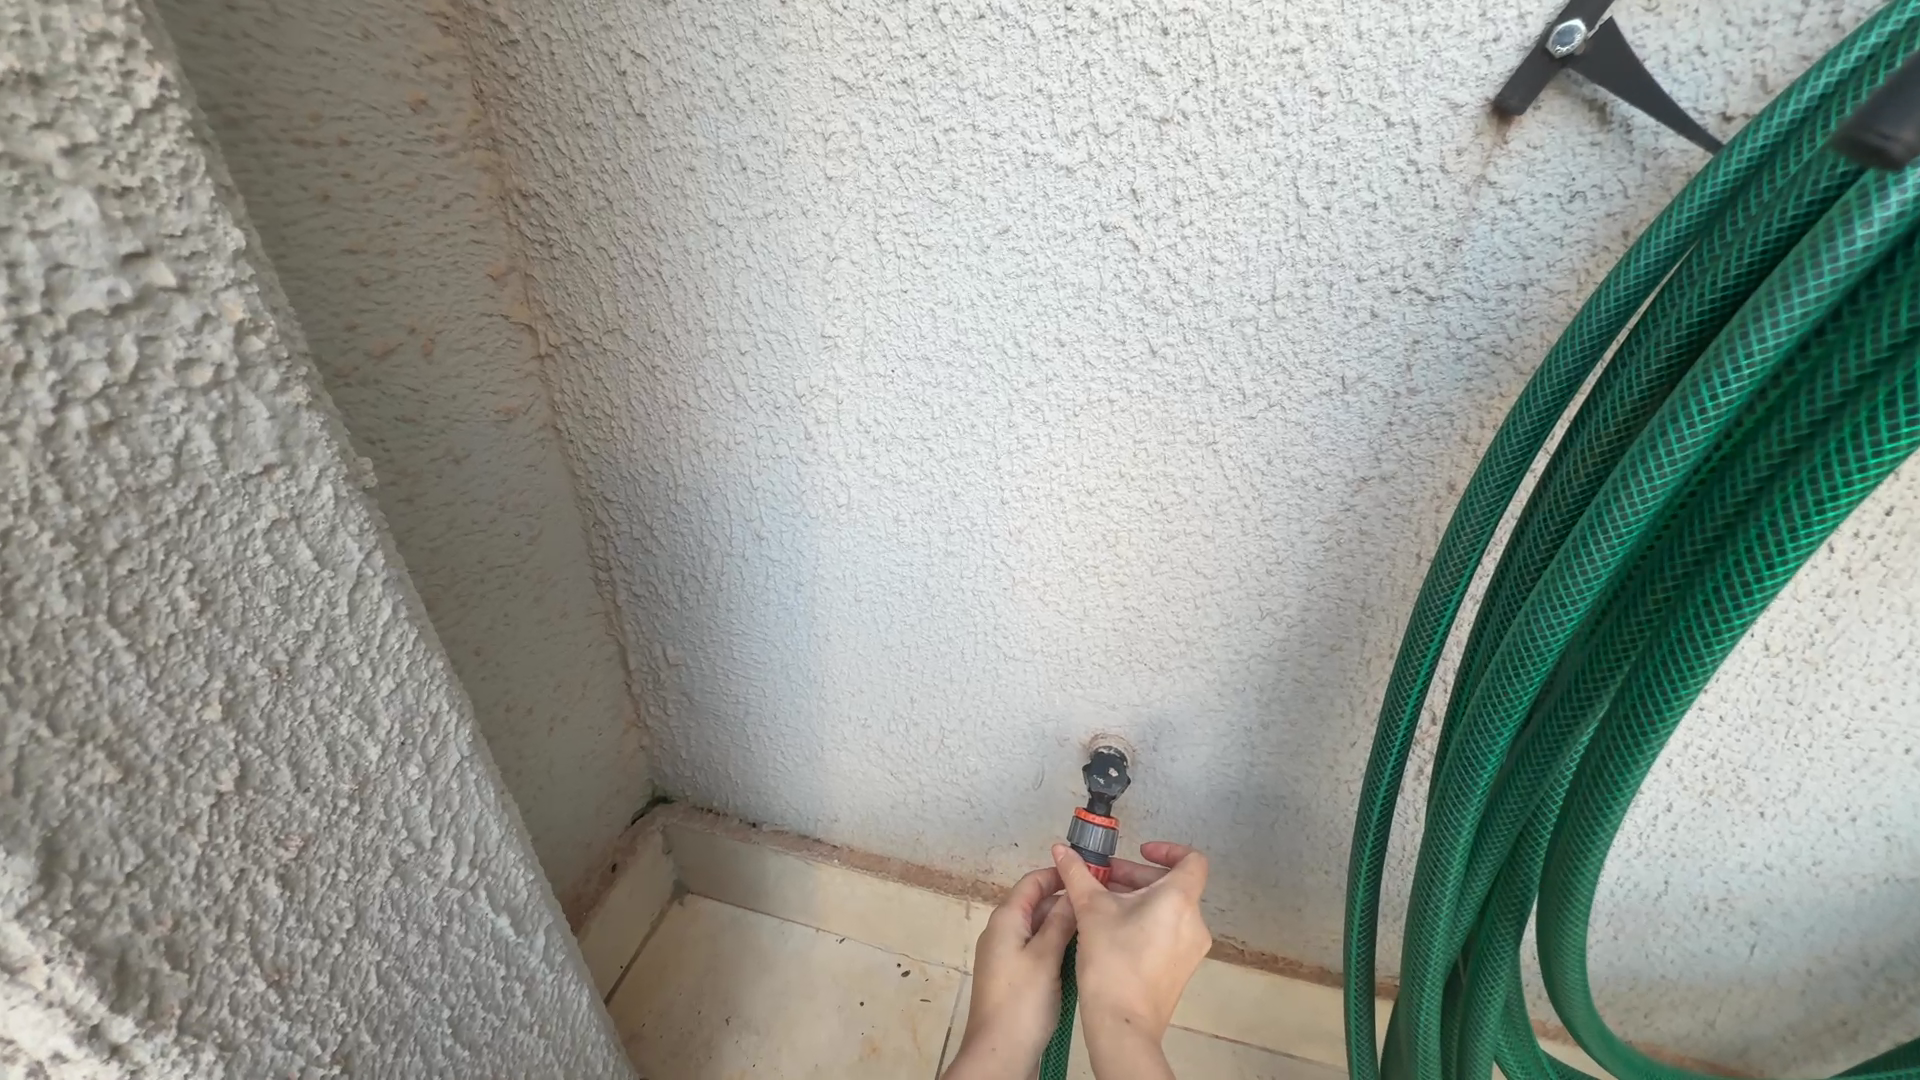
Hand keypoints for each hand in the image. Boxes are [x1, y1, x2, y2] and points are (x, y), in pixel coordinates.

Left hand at [943, 866, 1077, 1079]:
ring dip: (1061, 927)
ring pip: (1037, 929)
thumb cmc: (1022, 1001)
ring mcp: (1005, 955)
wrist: (999, 1054)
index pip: (1032, 883)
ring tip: (1094, 929)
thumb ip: (1060, 923)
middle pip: (1035, 905)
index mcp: (1005, 919)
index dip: (1057, 875)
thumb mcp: (1045, 957)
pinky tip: (1077, 956)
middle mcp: (1002, 931)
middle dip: (1064, 903)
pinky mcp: (1012, 977)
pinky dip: (1055, 948)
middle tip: (1098, 906)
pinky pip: (1036, 950)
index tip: (1088, 875)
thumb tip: (1073, 894)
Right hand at [1053, 841, 1210, 1076]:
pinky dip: (1146, 920)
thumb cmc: (1112, 959)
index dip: (1167, 849)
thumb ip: (1077, 873)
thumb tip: (1061, 849)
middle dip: (1136, 876)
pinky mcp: (1181, 969)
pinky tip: (1113, 929)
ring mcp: (1191, 949)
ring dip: (1137, 898)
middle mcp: (1194, 922)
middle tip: (1104, 879)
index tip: (1139, 852)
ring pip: (1168, 908)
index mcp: (1180, 900)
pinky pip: (1168, 931)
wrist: (1123, 1024)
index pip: (1192, 860)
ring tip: (1103, 903)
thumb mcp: (1090, 908)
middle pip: (1172, 884)